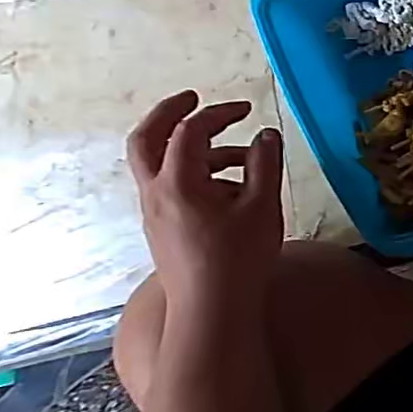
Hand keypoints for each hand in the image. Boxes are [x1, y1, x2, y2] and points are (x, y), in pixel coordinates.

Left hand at [126, 91, 284, 312]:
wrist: (212, 312)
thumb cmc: (239, 257)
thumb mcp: (262, 206)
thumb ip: (264, 164)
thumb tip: (266, 134)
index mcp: (178, 182)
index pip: (190, 131)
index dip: (218, 114)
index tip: (247, 110)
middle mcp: (156, 193)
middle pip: (146, 140)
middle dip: (168, 114)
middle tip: (194, 99)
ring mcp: (155, 212)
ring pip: (161, 165)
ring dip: (196, 150)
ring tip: (244, 160)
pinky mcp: (163, 229)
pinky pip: (172, 187)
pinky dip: (196, 174)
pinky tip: (233, 191)